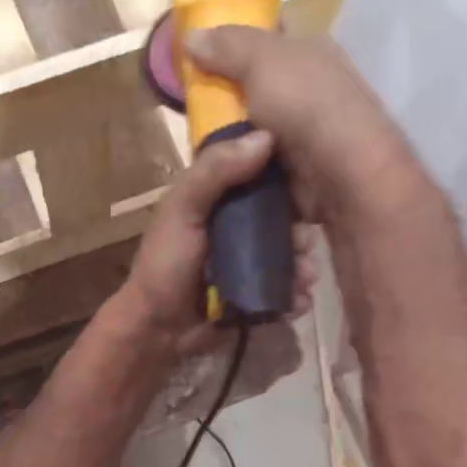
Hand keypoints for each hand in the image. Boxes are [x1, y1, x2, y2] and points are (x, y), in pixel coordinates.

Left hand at [116, 129, 318, 354]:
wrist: (158, 329)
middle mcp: (238, 228)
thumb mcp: (182, 209)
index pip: (262, 177)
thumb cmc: (165, 264)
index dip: (288, 179)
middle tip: (304, 244)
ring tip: (305, 278)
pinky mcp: (257, 296)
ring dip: (304, 266)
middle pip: (284, 221)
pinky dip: (296, 296)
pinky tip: (299, 301)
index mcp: (220, 200)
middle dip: (301, 232)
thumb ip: (216, 172)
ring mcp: (249, 264)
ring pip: (290, 257)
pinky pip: (286, 291)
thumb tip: (266, 137)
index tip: (308, 185)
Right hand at [185, 27, 424, 225]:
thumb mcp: (262, 59)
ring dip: (231, 137)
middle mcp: (313, 88)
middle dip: (226, 98)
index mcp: (311, 51)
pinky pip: (261, 162)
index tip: (198, 58)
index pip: (267, 40)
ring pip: (256, 128)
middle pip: (258, 88)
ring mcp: (308, 132)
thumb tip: (191, 35)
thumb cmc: (305, 103)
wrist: (341, 172)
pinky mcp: (301, 170)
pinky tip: (220, 168)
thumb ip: (226, 46)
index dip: (232, 45)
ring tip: (198, 143)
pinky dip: (242, 165)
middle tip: (192, 108)